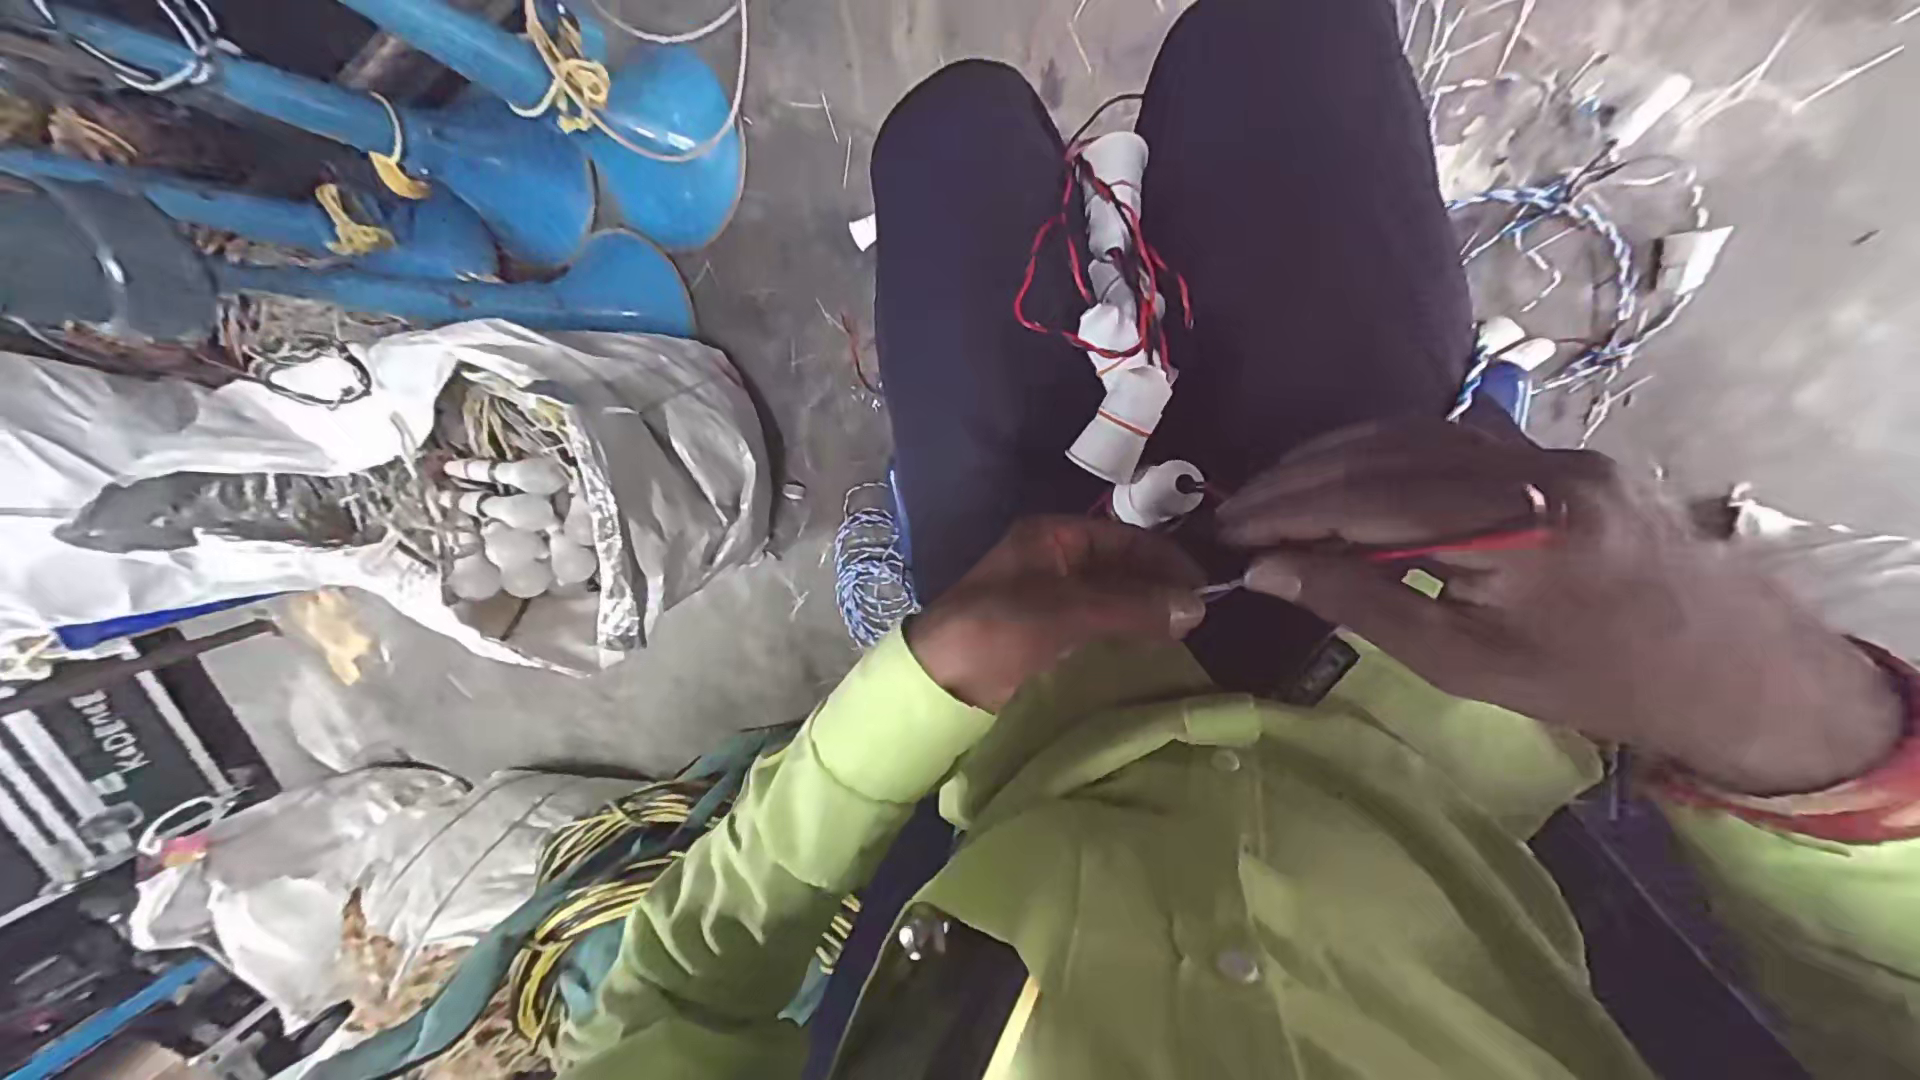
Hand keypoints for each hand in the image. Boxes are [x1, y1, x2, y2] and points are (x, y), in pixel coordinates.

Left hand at [906, 516, 1206, 709]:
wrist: (941, 684)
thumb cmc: (998, 631)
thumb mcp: (1066, 611)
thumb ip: (1130, 606)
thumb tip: (1196, 605)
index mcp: (1054, 539)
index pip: (1126, 538)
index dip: (1165, 559)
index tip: (1203, 589)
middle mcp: (1058, 563)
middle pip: (1123, 569)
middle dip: (1158, 592)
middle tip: (1196, 623)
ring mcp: (1056, 601)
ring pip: (1115, 603)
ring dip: (1146, 620)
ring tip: (1182, 644)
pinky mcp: (1054, 638)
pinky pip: (1102, 632)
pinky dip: (1127, 641)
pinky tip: (1153, 659)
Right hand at [1217, 421, 1900, 794]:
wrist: (1730, 669)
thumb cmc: (1584, 682)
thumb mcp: (1457, 660)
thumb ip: (1356, 602)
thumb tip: (1264, 569)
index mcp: (1521, 528)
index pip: (1369, 502)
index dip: (1286, 512)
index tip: (1228, 530)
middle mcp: (1533, 467)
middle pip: (1379, 456)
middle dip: (1292, 483)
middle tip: (1233, 511)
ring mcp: (1544, 448)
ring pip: (1403, 435)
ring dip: (1323, 461)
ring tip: (1269, 492)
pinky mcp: (1543, 449)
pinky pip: (1437, 437)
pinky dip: (1369, 453)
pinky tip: (1333, 472)